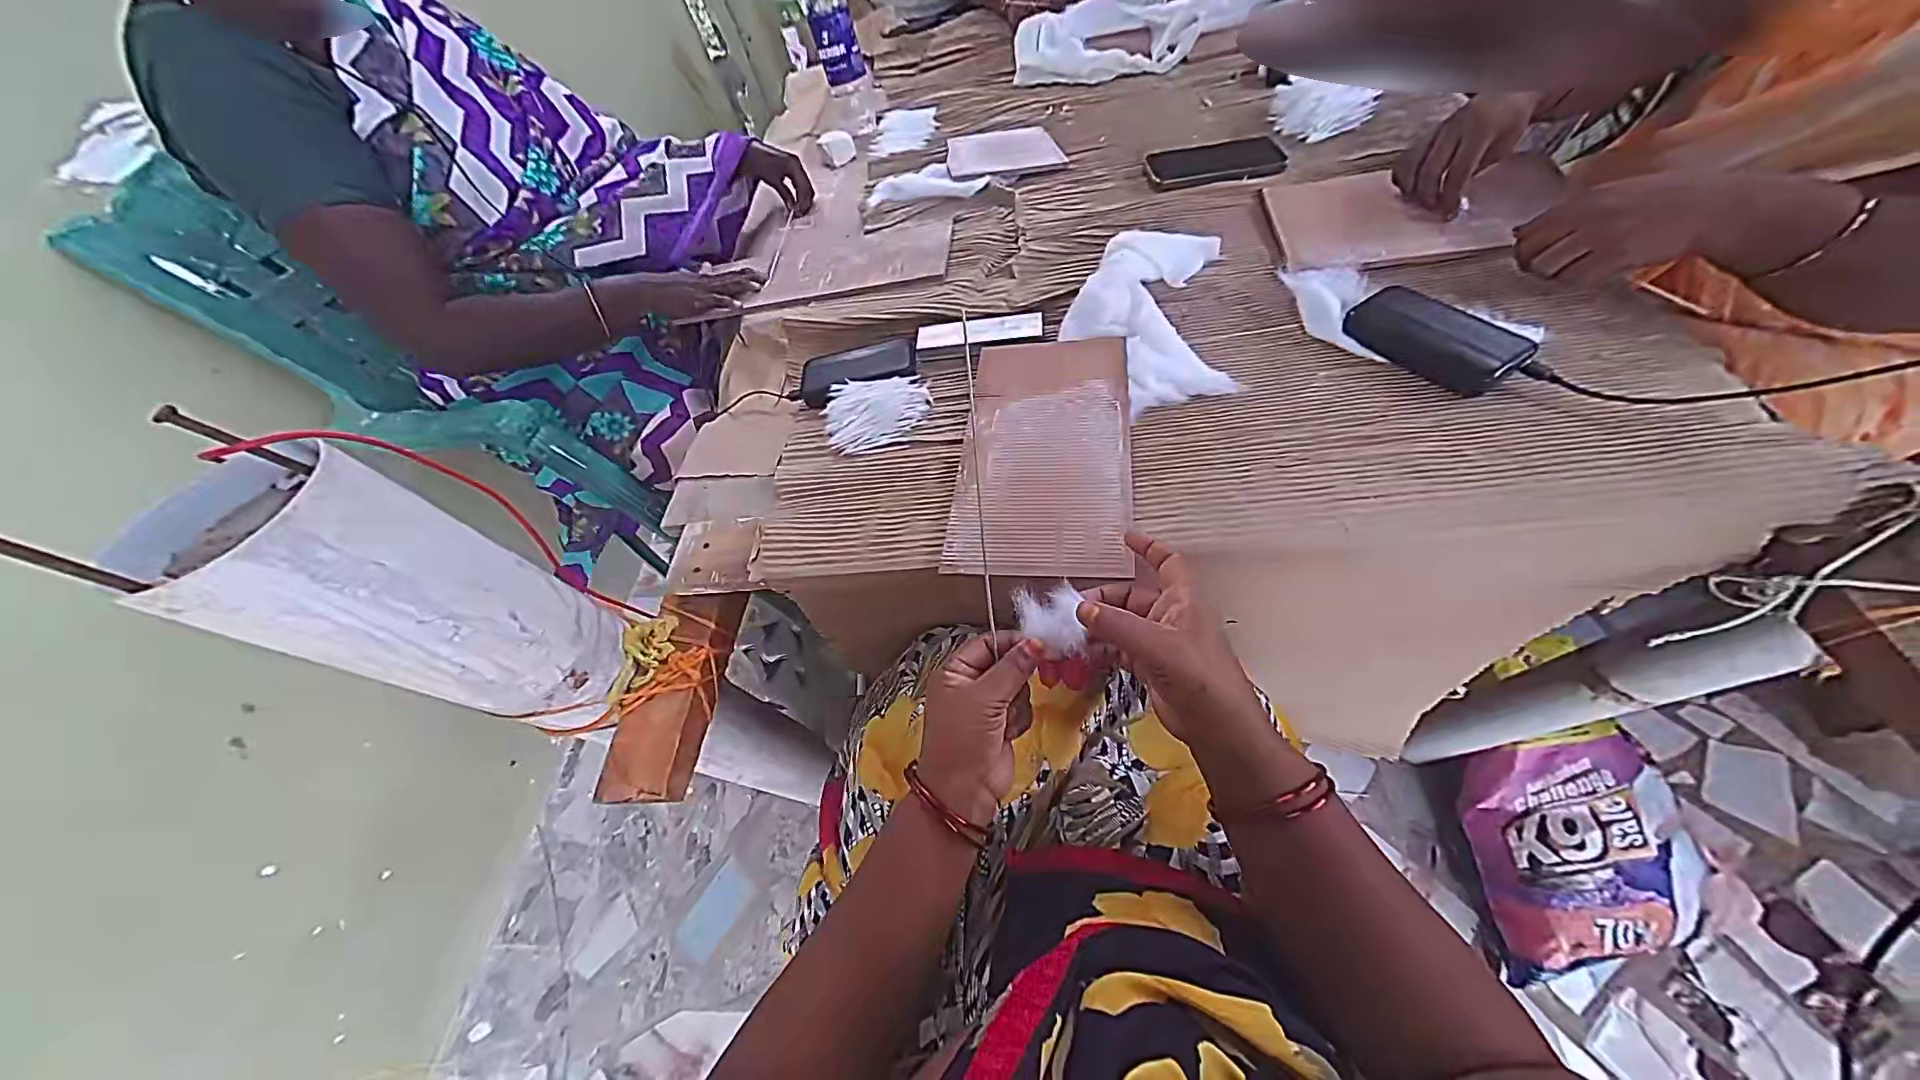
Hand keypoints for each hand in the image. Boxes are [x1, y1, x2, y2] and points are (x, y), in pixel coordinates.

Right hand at [606, 267, 764, 321]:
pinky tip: (738, 305)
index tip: (754, 273)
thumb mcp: (677, 283)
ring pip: (724, 286)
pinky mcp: (694, 302)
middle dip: (746, 277)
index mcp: (697, 280)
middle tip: (764, 276)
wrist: (640, 294)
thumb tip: (703, 272)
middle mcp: (700, 282)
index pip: (723, 276)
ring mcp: (698, 291)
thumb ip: (693, 280)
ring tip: (757, 286)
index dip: (739, 275)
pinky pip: (713, 302)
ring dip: (741, 286)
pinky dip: (725, 302)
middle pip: (728, 278)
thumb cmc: (656, 293)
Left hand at [741, 140, 815, 215]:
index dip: (803, 203)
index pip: (805, 188)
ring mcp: (795, 165)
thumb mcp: (773, 180)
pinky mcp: (792, 169)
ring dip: (803, 200)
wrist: (749, 152)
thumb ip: (785, 194)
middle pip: (808, 188)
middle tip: (800, 214)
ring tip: (798, 210)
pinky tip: (795, 202)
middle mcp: (797, 164)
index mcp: (794, 165)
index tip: (798, 213)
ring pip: (806, 187)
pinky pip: (800, 184)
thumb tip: (792, 207)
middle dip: (805, 202)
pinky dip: (799, 194)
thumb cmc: (759, 162)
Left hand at [916, 632, 1039, 825]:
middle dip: (1016, 678)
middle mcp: (969, 684)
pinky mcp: (1001, 723)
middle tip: (1019, 688)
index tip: (1038, 645)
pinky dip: (1019, 718)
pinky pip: (1022, 707)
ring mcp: (986, 705)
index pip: (987, 642)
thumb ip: (1012, 668)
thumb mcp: (985, 698)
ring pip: (1018, 686)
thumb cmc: (962, 741)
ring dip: (1017, 702)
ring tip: (1004, 720)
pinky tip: (1008, 732)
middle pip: (1007, 664)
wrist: (965, 791)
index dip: (1011, 642)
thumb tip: (1035, 643)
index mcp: (954, 671)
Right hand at [1075, 533, 1273, 751]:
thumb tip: (1084, 610)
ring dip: (1099, 627)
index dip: (1149, 548)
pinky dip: (1102, 649)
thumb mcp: (1155, 644)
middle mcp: (1171, 618)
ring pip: (1122, 625)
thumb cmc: (1201, 678)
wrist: (1217, 724)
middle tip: (1076, 610)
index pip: (1167, 563)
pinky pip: (1120, 649)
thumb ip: (1116, 624)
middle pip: (1131, 598)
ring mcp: (1160, 644)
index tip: (1126, 539)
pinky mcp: (1151, 667)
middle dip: (1103, 601)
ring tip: (1074, 634)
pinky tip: (1085, 654)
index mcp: (1182, 602)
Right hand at [1393, 92, 1539, 218]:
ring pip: (1411, 164)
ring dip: (1410, 188)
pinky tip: (1409, 188)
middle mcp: (1453, 129)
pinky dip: (1403, 177)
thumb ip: (1475, 170)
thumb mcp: (1502, 148)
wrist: (1508, 91)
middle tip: (1432, 211)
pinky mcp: (1427, 133)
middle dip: (1428, 196)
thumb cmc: (1508, 124)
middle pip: (1429, 170)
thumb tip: (1451, 194)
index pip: (1458, 171)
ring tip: (1417, 202)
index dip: (1450, 196)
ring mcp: (1436, 130)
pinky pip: (1406, 158)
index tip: (1449, 214)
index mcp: (1479, 131)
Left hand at [1514, 170, 1863, 286]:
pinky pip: (1574, 277)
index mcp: (1586, 198)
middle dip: (1528, 265)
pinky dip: (1571, 283)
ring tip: (1562, 274)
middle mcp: (1589, 215)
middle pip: (1530, 251)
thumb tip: (1522, 230)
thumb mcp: (1617, 191)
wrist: (1718, 206)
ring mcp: (1602, 235)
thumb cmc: (1667, 199)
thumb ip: (1573, 209)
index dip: (1522, 247)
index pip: (1530, 229)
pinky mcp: (1616, 255)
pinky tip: (1583, 279)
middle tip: (1540, 270)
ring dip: (1547, 276)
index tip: (1528, 255)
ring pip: (1547, 267)